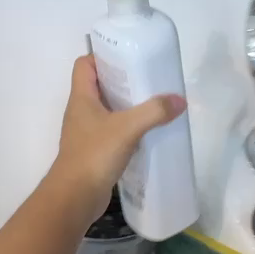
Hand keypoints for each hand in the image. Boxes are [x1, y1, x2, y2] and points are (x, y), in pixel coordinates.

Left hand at [48, 55, 184, 201]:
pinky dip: (126, 128)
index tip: (127, 58)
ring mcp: (85, 131)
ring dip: (125, 106)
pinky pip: (111, 131)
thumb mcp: (127, 128)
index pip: (84, 64)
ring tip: (151, 104)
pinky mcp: (93, 150)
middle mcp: (80, 110)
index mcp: (81, 97)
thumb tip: (180, 100)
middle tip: (147, 79)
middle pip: (98, 85)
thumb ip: (153, 112)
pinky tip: (146, 133)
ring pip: (106, 109)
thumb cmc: (94, 154)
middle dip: (121, 80)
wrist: (75, 197)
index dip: (102, 56)